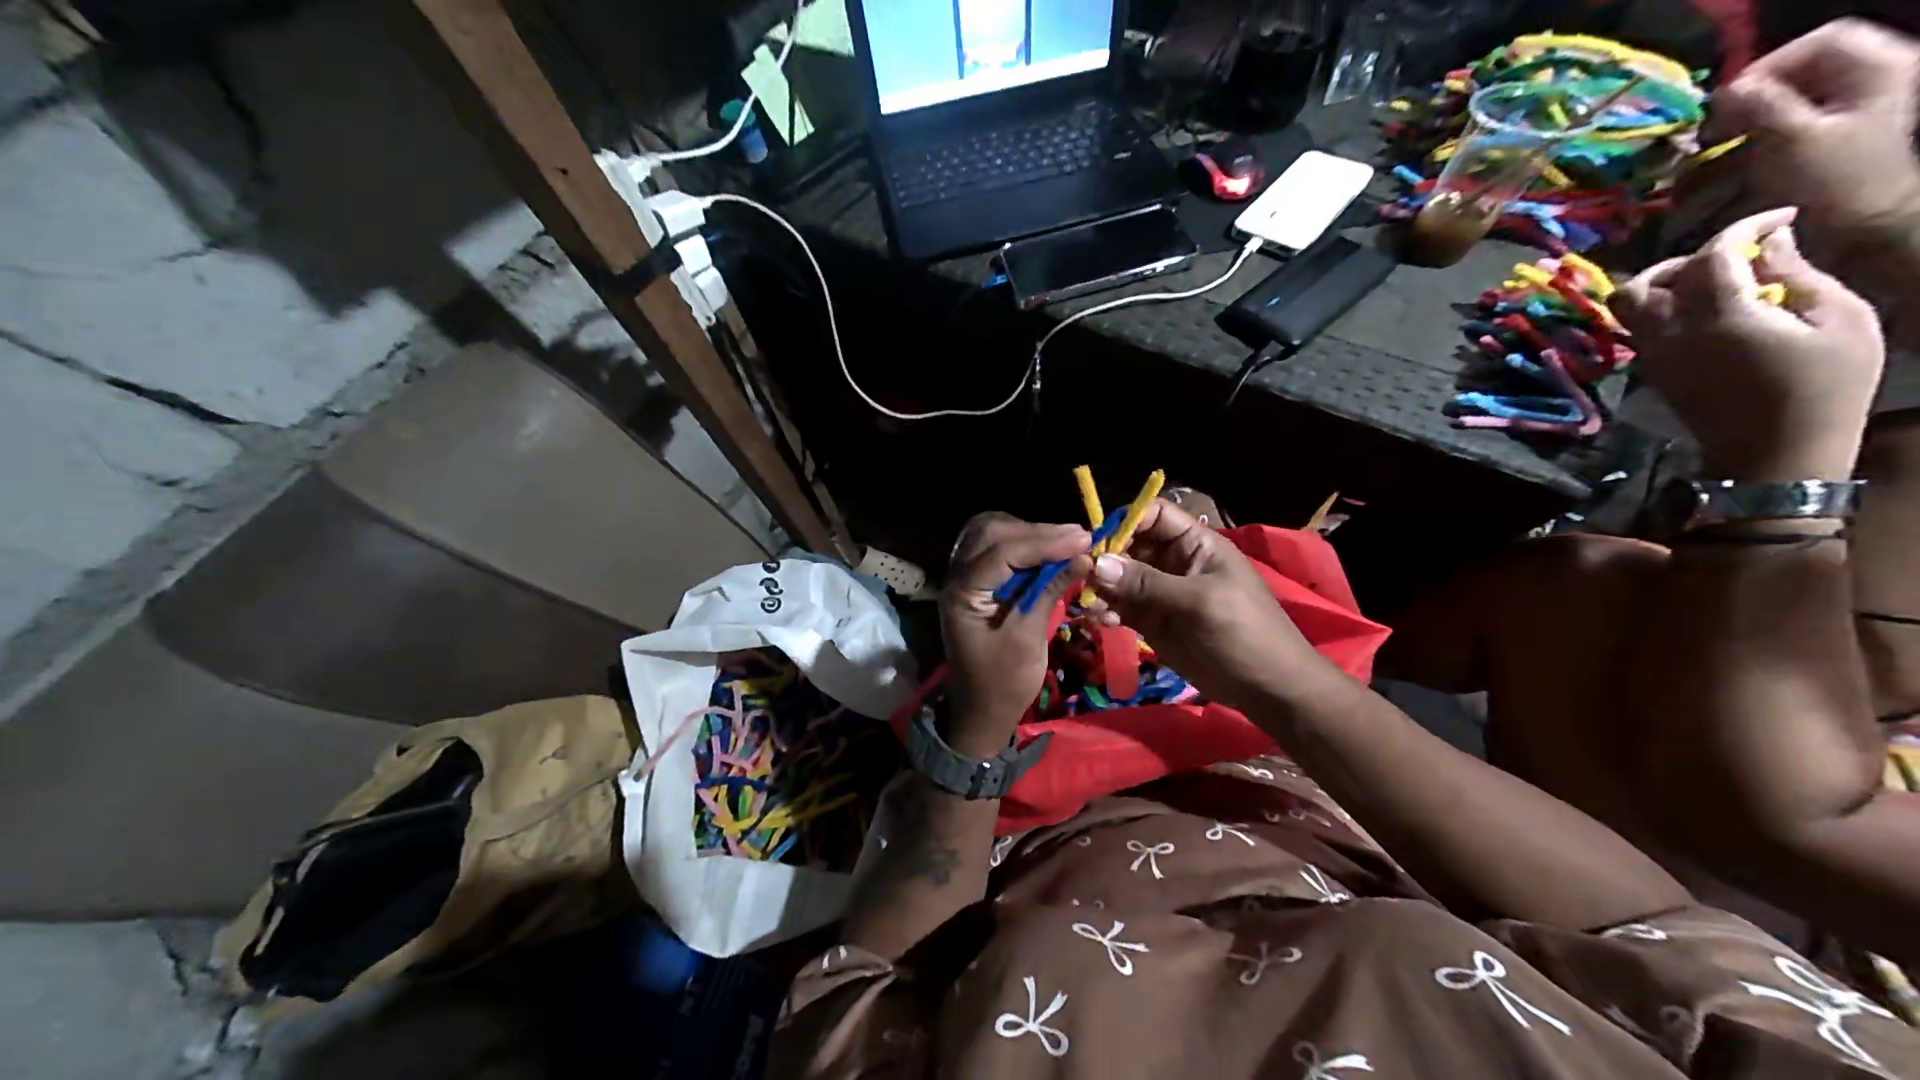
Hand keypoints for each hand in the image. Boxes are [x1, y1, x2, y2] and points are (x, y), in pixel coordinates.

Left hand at [940, 514, 1089, 755]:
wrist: (982, 711)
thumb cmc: (1003, 683)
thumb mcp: (1028, 638)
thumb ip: (1049, 591)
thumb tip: (1083, 556)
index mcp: (961, 594)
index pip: (1001, 553)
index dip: (1043, 542)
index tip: (1083, 539)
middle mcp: (957, 577)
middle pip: (992, 533)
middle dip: (1036, 532)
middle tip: (1078, 537)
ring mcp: (965, 578)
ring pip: (992, 534)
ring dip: (1029, 533)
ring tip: (1067, 541)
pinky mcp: (978, 582)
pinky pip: (996, 549)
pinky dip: (1023, 544)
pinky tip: (1049, 550)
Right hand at [1087, 500, 1324, 708]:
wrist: (1267, 689)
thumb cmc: (1243, 632)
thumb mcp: (1198, 602)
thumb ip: (1146, 582)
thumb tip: (1096, 563)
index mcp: (1194, 544)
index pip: (1153, 515)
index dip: (1124, 522)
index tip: (1094, 543)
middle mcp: (1174, 562)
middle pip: (1129, 545)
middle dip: (1104, 558)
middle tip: (1082, 578)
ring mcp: (1161, 592)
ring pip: (1120, 577)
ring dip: (1101, 588)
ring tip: (1090, 605)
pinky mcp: (1152, 621)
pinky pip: (1121, 607)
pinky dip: (1108, 611)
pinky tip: (1102, 623)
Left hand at [1613, 208, 1885, 481]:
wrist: (1773, 450)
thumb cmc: (1824, 386)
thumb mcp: (1839, 320)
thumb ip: (1797, 275)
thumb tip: (1772, 241)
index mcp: (1718, 317)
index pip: (1710, 256)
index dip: (1744, 227)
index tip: (1781, 219)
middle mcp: (1668, 333)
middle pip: (1643, 283)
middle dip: (1687, 258)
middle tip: (1738, 255)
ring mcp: (1652, 354)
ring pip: (1628, 306)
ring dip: (1663, 283)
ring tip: (1718, 280)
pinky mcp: (1651, 369)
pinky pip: (1638, 327)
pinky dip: (1661, 307)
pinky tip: (1707, 308)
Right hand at [1714, 20, 1919, 258]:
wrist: (1863, 223)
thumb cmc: (1832, 181)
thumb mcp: (1790, 140)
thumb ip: (1757, 108)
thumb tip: (1723, 93)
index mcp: (1876, 67)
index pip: (1817, 42)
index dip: (1766, 67)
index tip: (1725, 105)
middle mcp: (1869, 77)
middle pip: (1799, 68)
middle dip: (1751, 96)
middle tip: (1716, 127)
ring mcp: (1850, 106)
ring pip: (1788, 95)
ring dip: (1746, 118)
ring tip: (1717, 144)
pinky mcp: (1830, 131)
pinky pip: (1785, 118)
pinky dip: (1753, 133)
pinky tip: (1733, 151)